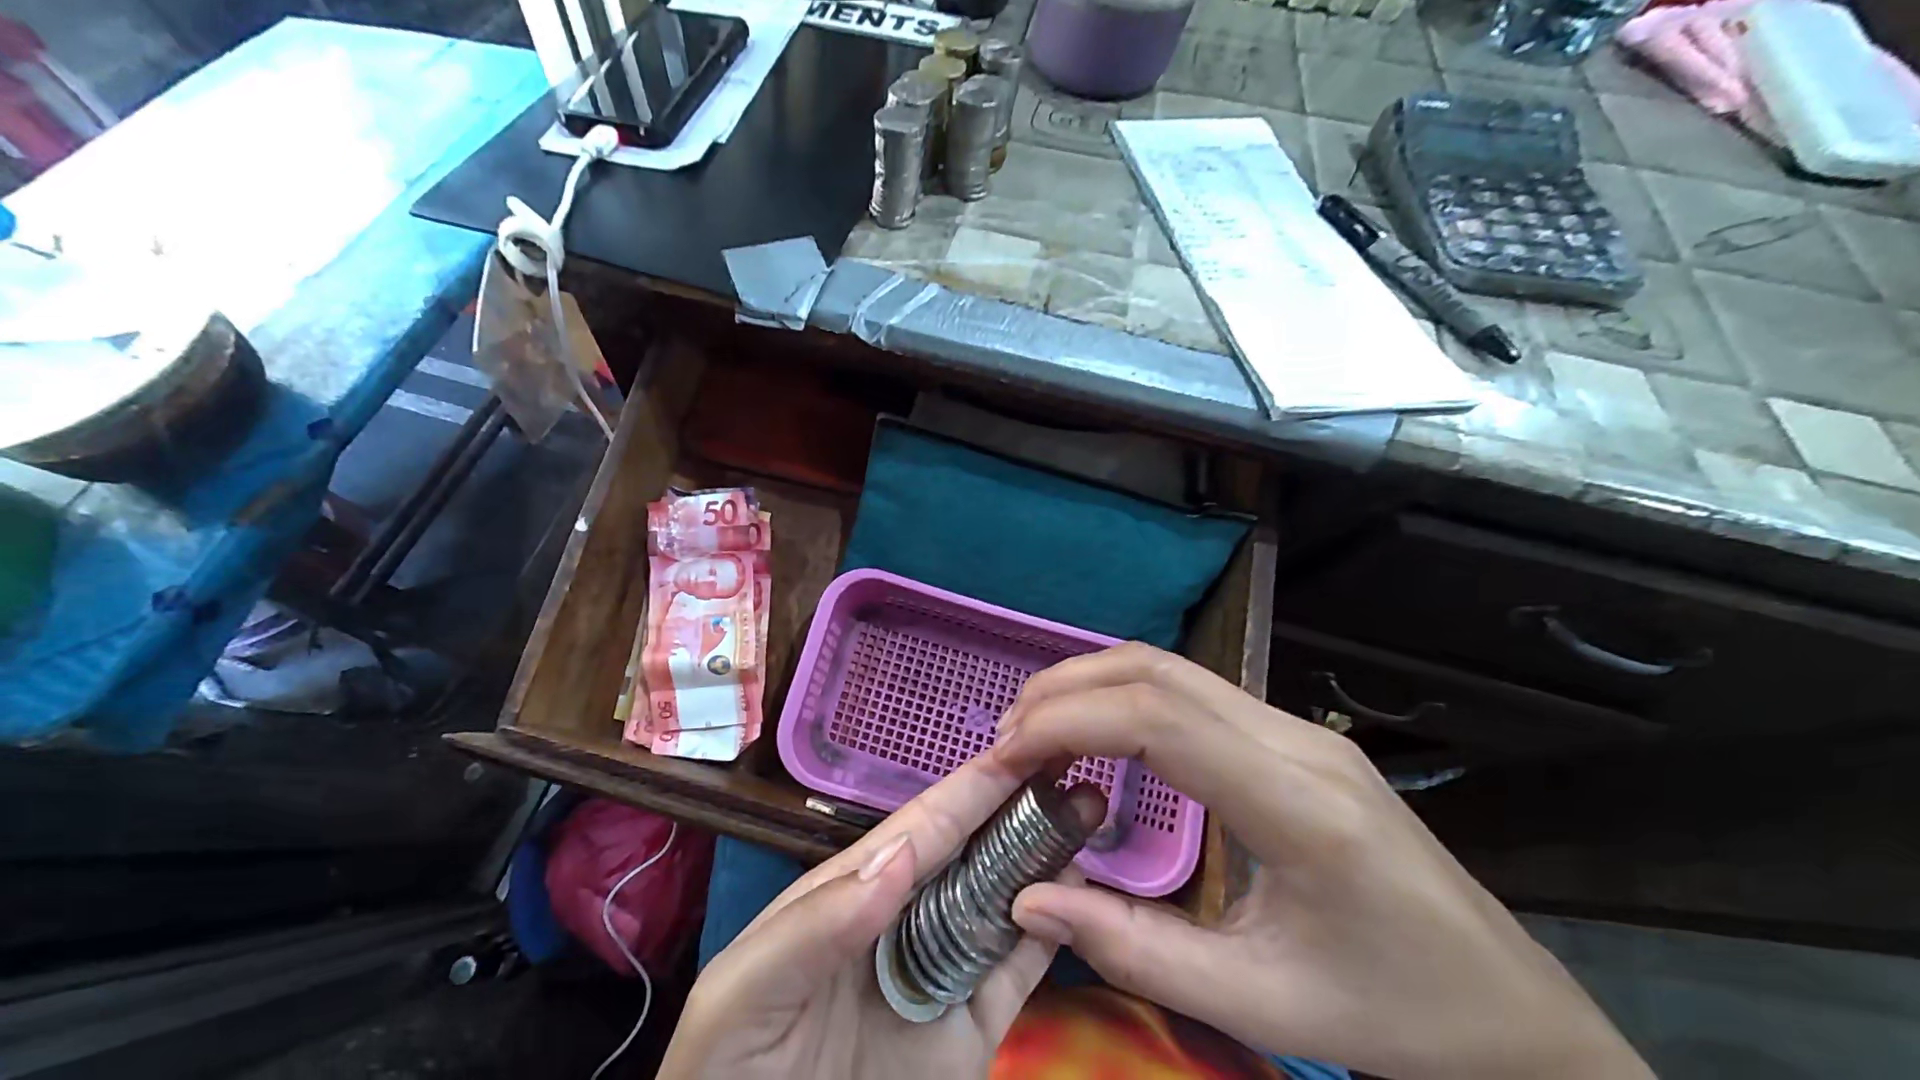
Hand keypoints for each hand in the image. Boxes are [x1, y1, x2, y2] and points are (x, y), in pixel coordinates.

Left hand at [659, 753, 1063, 1079]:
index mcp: (854, 890)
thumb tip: (901, 856)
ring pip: (1005, 900)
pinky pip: (1018, 975)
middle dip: (1024, 805)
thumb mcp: (747, 989)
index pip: (924, 825)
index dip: (976, 782)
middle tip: (1080, 767)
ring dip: (1046, 857)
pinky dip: (1051, 933)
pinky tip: (1079, 899)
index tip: (1029, 742)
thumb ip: (818, 923)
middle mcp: (907, 915)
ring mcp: (943, 971)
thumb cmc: (730, 1067)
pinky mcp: (972, 1030)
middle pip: (974, 850)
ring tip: (1092, 815)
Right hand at [993, 643, 1651, 1079]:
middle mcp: (1297, 741)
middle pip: (1157, 671)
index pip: (1158, 718)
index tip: (1004, 757)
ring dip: (1092, 686)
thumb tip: (1029, 899)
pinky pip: (1193, 693)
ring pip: (1172, 669)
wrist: (1514, 1012)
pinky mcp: (1295, 738)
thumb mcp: (1257, 1004)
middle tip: (1006, 739)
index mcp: (1298, 804)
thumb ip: (1133, 950)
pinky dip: (1126, 700)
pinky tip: (1098, 738)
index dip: (1067, 721)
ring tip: (1036, 733)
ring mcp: (1300, 731)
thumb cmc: (1395, 1018)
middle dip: (1066, 690)